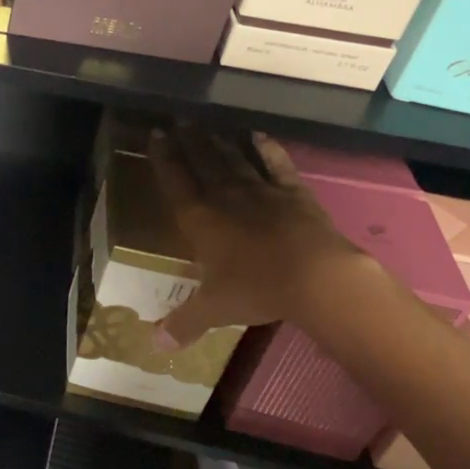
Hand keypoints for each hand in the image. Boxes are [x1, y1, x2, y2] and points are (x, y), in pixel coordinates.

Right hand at [148, 126, 374, 350]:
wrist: (314, 276)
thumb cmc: (255, 289)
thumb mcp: (214, 310)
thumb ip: (184, 323)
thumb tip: (154, 347)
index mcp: (199, 220)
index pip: (175, 182)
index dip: (164, 159)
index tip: (155, 136)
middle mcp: (225, 198)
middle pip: (202, 162)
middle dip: (188, 142)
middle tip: (177, 121)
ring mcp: (261, 192)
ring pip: (233, 160)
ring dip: (218, 142)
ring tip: (205, 124)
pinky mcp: (294, 194)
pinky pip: (277, 166)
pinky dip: (267, 150)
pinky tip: (259, 136)